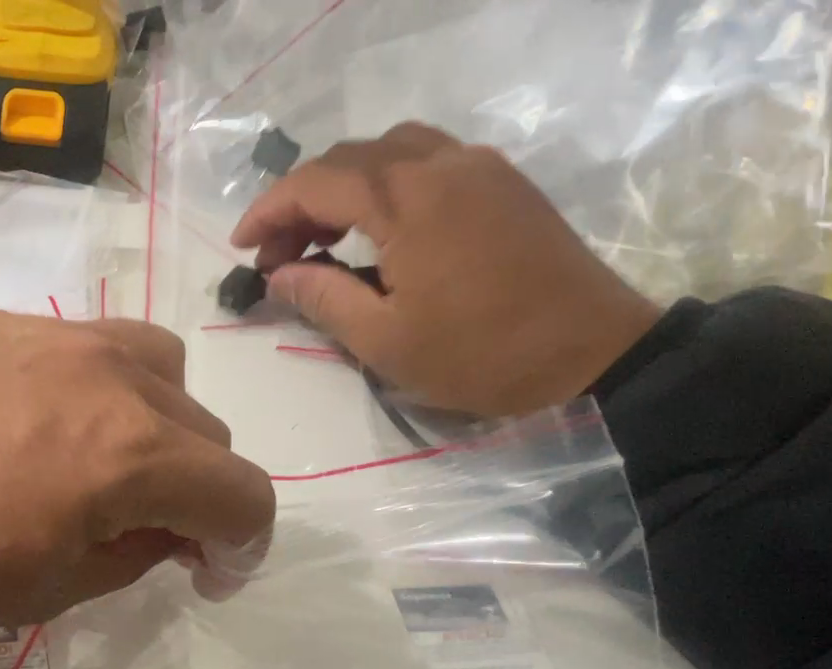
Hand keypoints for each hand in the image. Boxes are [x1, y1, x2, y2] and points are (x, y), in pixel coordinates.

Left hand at [0, 311, 275, 630]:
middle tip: (147, 522)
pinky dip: (90, 386)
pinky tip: (31, 417)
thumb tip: (172, 527)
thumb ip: (138, 553)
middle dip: (195, 484)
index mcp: (132, 456)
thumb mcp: (53, 590)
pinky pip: (81, 344)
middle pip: (208, 427)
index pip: (243, 493)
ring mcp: (54, 336)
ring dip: (157, 418)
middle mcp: (112, 377)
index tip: (207, 569)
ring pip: (157, 364)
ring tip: (102, 453)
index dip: (242, 543)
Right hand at [231, 123, 663, 416]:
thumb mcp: (383, 340)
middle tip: (277, 257)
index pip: (315, 183)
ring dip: (342, 188)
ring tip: (321, 240)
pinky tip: (375, 230)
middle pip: (348, 159)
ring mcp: (477, 167)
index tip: (241, 248)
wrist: (591, 352)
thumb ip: (322, 298)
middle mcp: (441, 164)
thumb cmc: (478, 354)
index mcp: (407, 200)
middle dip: (300, 202)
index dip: (268, 210)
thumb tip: (279, 275)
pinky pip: (424, 159)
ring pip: (387, 151)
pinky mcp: (501, 181)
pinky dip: (383, 184)